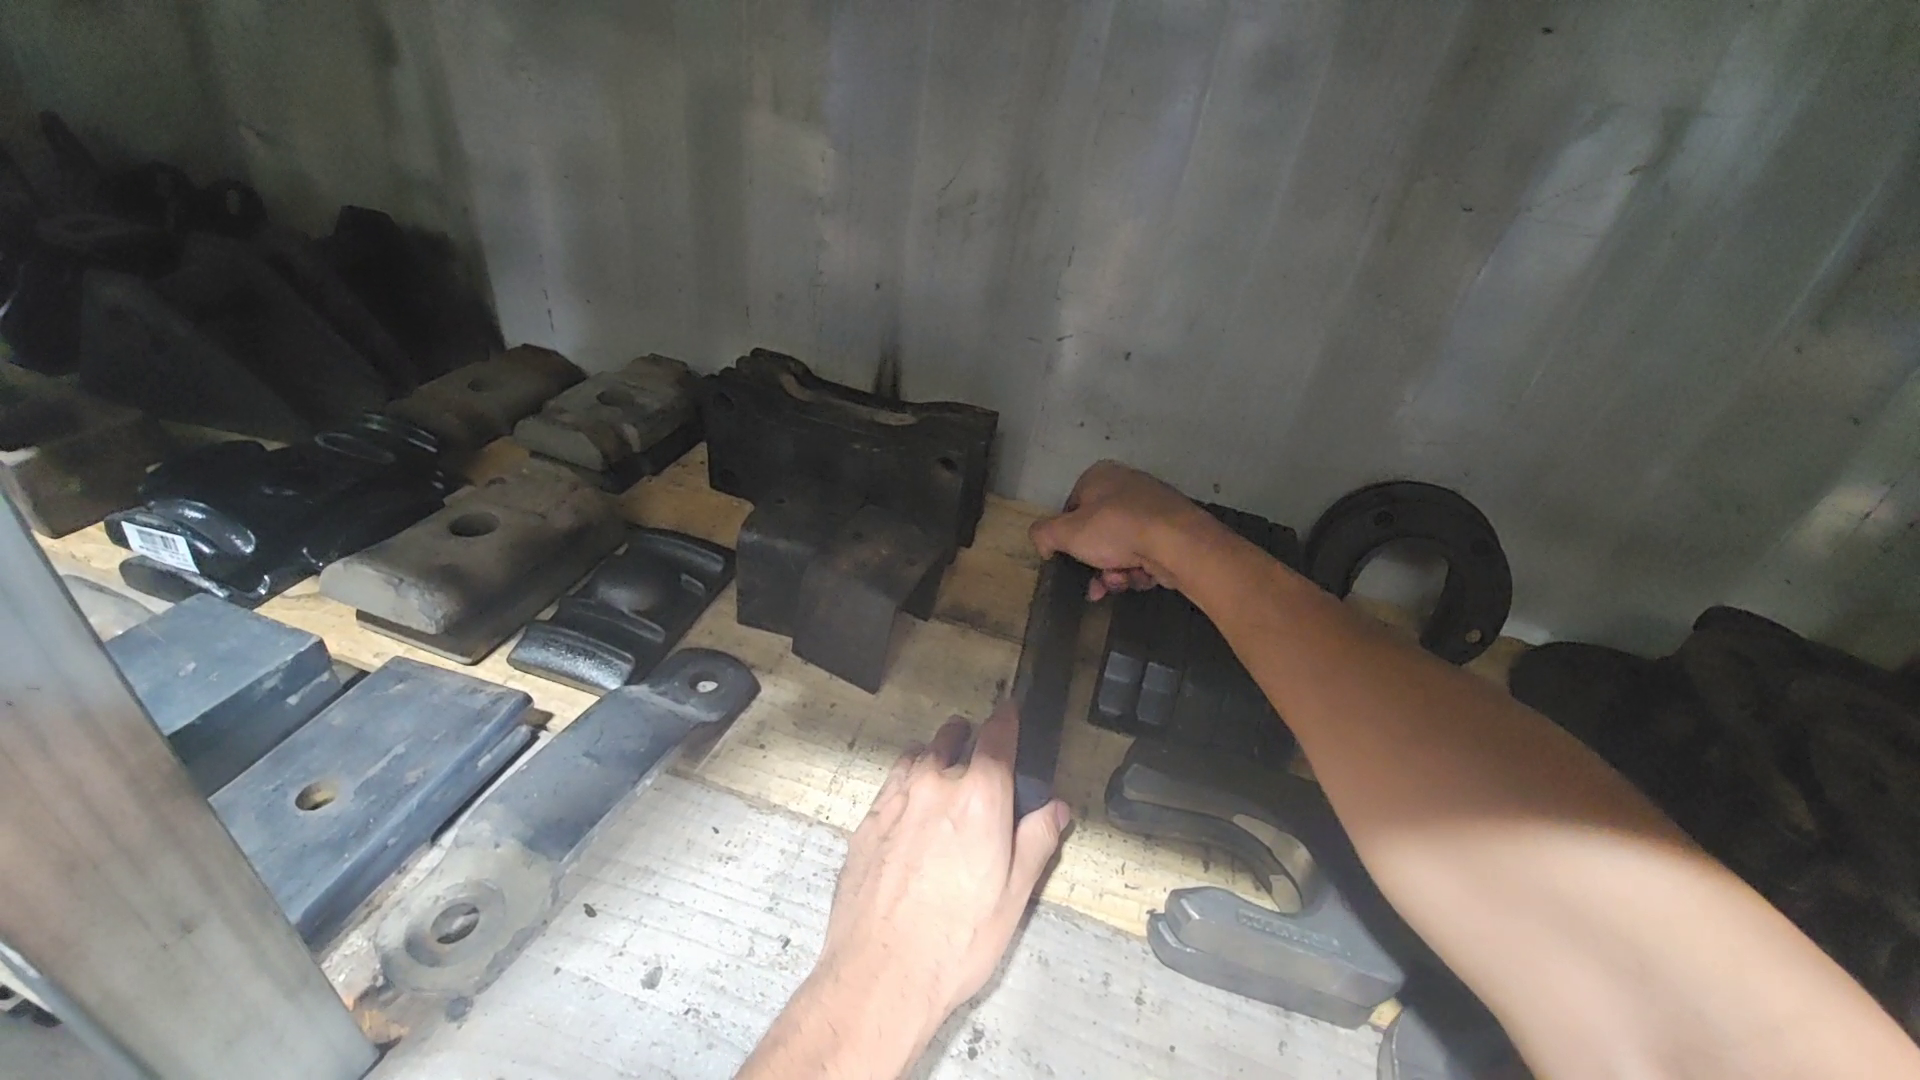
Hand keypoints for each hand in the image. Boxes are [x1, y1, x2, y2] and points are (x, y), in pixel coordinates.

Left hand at [738, 703, 1070, 1078]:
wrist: (880, 973)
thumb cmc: (956, 941)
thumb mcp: (1014, 897)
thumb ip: (1037, 841)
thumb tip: (1056, 808)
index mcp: (980, 797)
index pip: (996, 737)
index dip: (1006, 719)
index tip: (1010, 709)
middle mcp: (935, 785)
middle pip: (952, 737)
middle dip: (968, 736)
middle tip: (978, 753)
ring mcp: (895, 800)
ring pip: (917, 755)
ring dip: (934, 756)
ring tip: (943, 775)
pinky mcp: (866, 822)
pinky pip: (891, 783)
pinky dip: (906, 781)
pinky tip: (910, 809)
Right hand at [1029, 460, 1221, 598]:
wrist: (1177, 543)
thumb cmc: (1116, 529)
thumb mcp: (1065, 533)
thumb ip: (1042, 534)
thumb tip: (1041, 542)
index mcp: (1100, 475)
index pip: (1071, 508)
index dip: (1067, 537)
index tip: (1069, 557)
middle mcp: (1127, 485)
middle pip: (1098, 533)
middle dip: (1095, 563)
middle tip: (1096, 584)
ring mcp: (1153, 507)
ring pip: (1121, 547)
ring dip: (1115, 571)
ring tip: (1121, 581)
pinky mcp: (1172, 530)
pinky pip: (1145, 553)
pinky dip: (1139, 569)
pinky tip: (1141, 577)